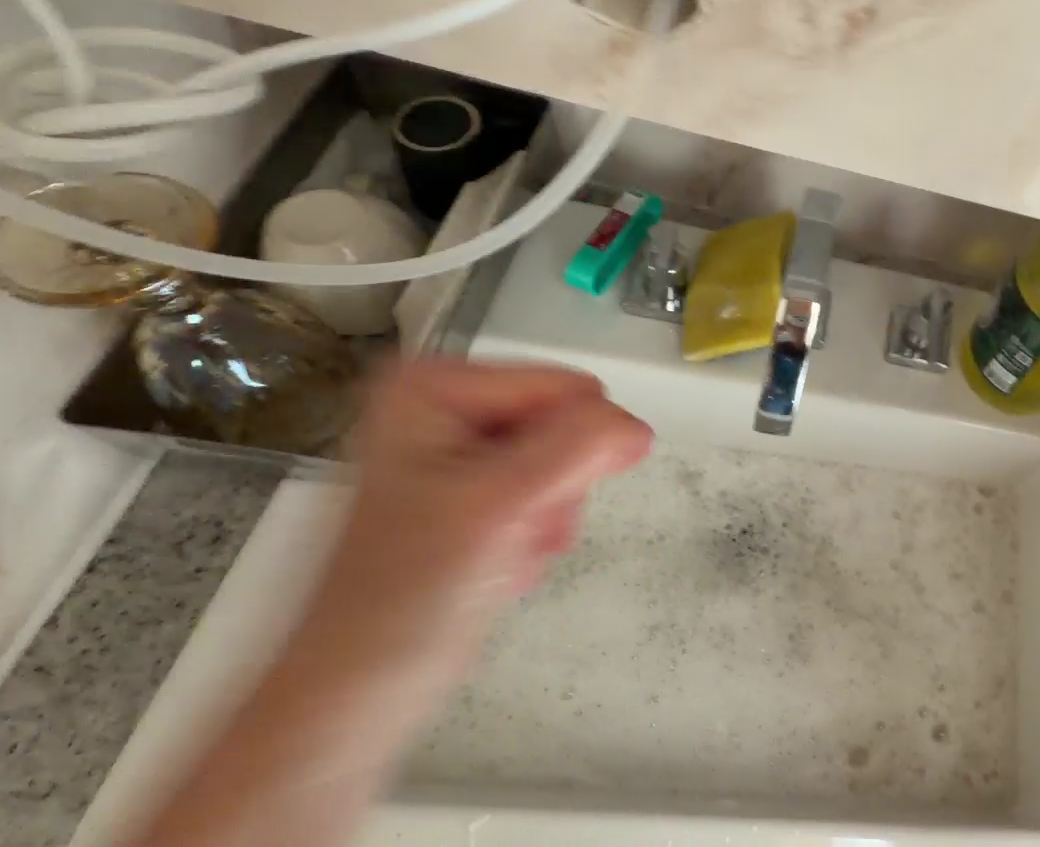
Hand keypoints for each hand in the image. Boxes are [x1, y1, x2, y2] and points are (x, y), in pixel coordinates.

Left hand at [302, 359, 652, 686]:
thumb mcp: (502, 503)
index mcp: (433, 387)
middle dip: (555, 486)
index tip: (529, 503)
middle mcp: (445, 407)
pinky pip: (550, 490)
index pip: (564, 390)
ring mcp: (461, 451)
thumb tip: (640, 429)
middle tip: (514, 531)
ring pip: (566, 460)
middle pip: (566, 424)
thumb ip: (579, 448)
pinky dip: (540, 530)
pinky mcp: (475, 491)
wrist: (360, 691)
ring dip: (550, 514)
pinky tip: (504, 562)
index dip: (569, 449)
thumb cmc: (412, 595)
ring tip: (505, 553)